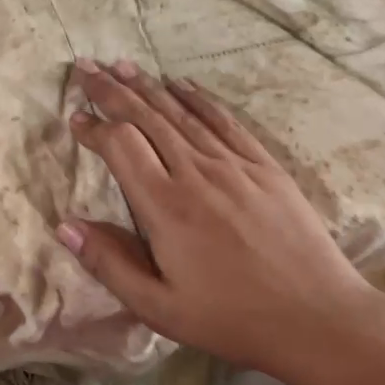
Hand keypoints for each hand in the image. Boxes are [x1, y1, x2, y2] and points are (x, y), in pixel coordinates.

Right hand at [57, 59, 384, 377]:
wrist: (320, 319)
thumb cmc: (232, 318)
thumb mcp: (159, 308)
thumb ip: (109, 264)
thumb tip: (64, 227)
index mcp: (166, 207)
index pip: (121, 147)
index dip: (94, 128)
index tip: (73, 118)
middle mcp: (197, 174)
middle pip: (147, 118)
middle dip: (112, 91)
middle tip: (86, 67)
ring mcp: (235, 166)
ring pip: (182, 114)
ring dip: (148, 86)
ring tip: (122, 65)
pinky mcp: (265, 167)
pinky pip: (225, 122)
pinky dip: (199, 99)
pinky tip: (181, 84)